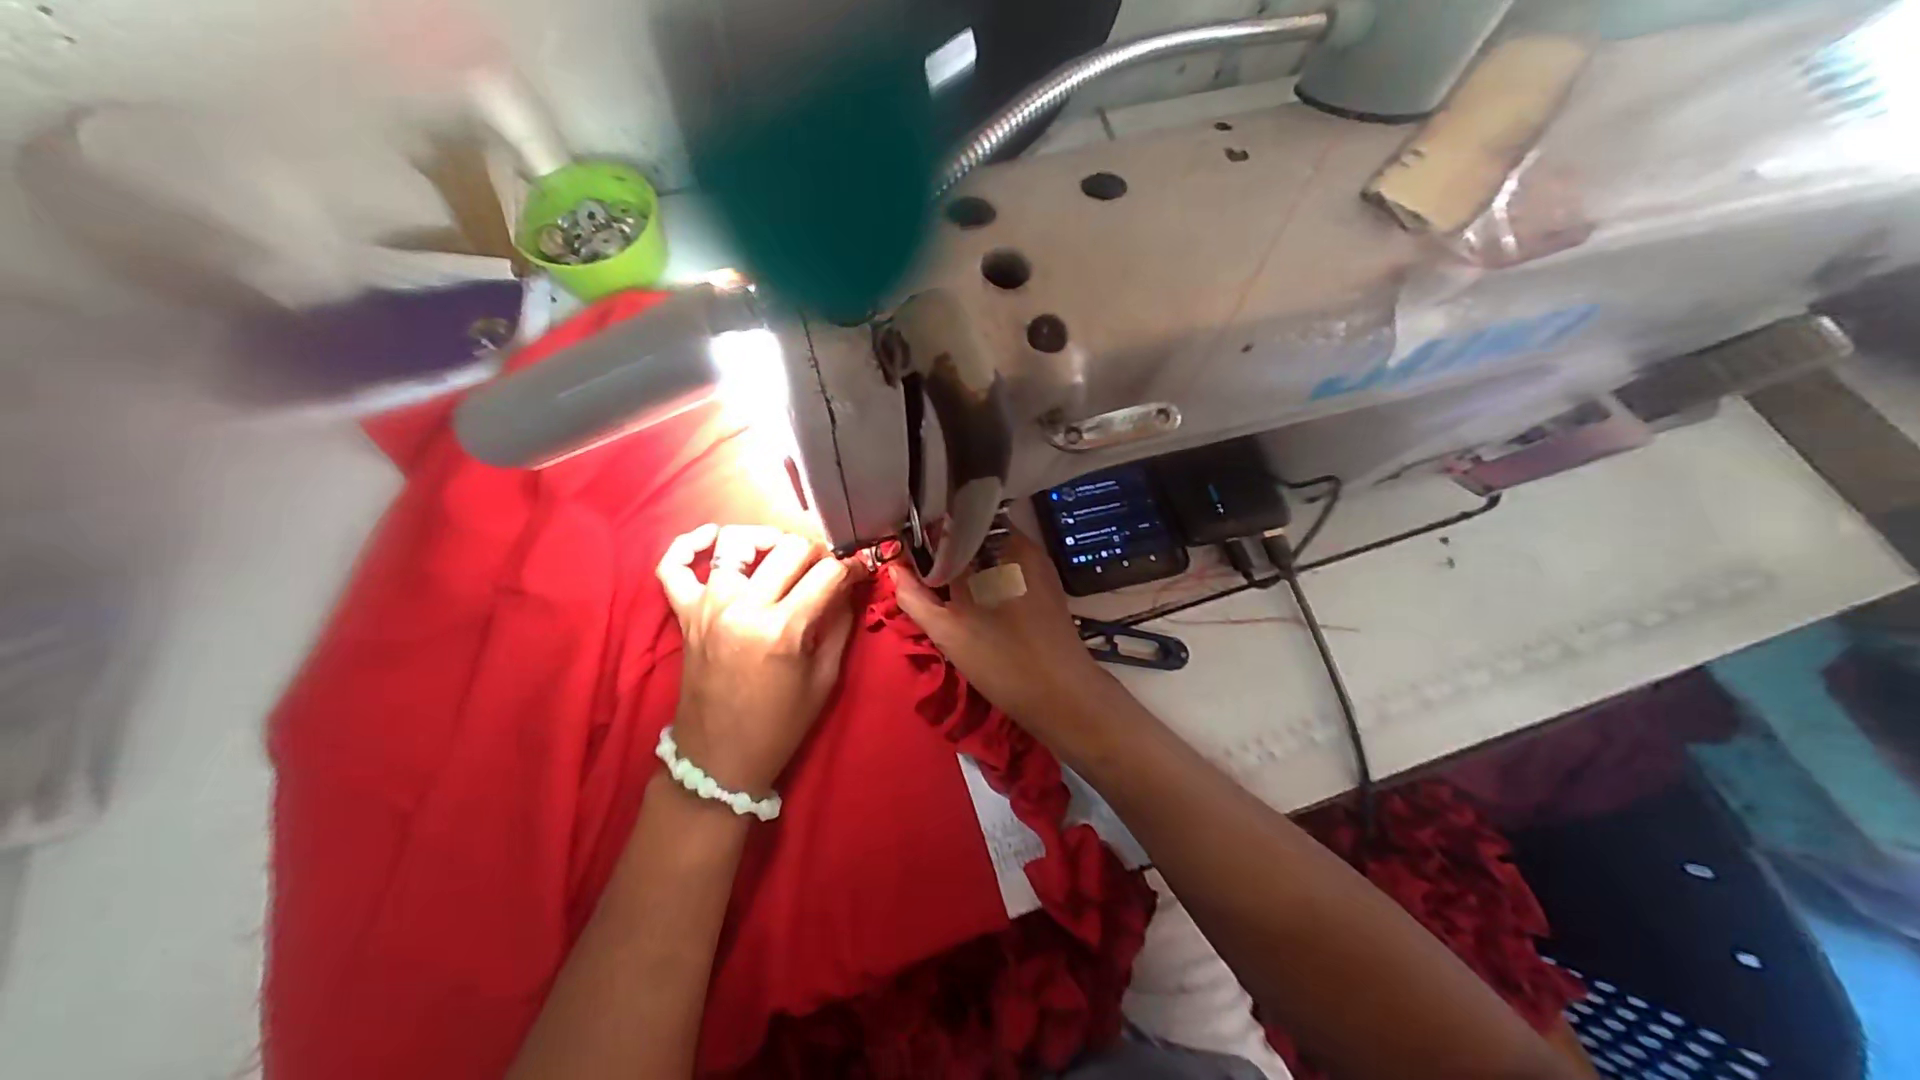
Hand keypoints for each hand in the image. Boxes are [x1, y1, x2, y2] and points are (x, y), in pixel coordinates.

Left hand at [656, 524, 865, 794]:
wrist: (720, 759)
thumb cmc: (780, 724)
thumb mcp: (824, 677)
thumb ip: (841, 623)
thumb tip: (851, 583)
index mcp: (782, 629)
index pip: (827, 573)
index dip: (852, 565)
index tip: (861, 568)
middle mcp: (742, 608)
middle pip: (789, 548)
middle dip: (818, 551)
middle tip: (826, 567)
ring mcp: (707, 607)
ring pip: (736, 543)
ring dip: (767, 540)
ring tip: (782, 554)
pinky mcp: (683, 614)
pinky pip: (672, 566)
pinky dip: (688, 544)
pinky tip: (712, 539)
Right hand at [889, 530, 1108, 730]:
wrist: (1064, 695)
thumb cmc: (1002, 660)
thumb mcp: (947, 630)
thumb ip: (914, 595)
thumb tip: (893, 567)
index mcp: (996, 546)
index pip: (950, 522)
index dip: (924, 537)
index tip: (908, 560)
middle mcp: (1020, 544)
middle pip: (971, 536)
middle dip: (945, 555)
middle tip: (926, 583)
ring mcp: (1037, 564)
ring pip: (988, 554)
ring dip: (966, 569)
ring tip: (949, 596)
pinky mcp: (1046, 585)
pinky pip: (1006, 569)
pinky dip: (986, 580)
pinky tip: (976, 606)